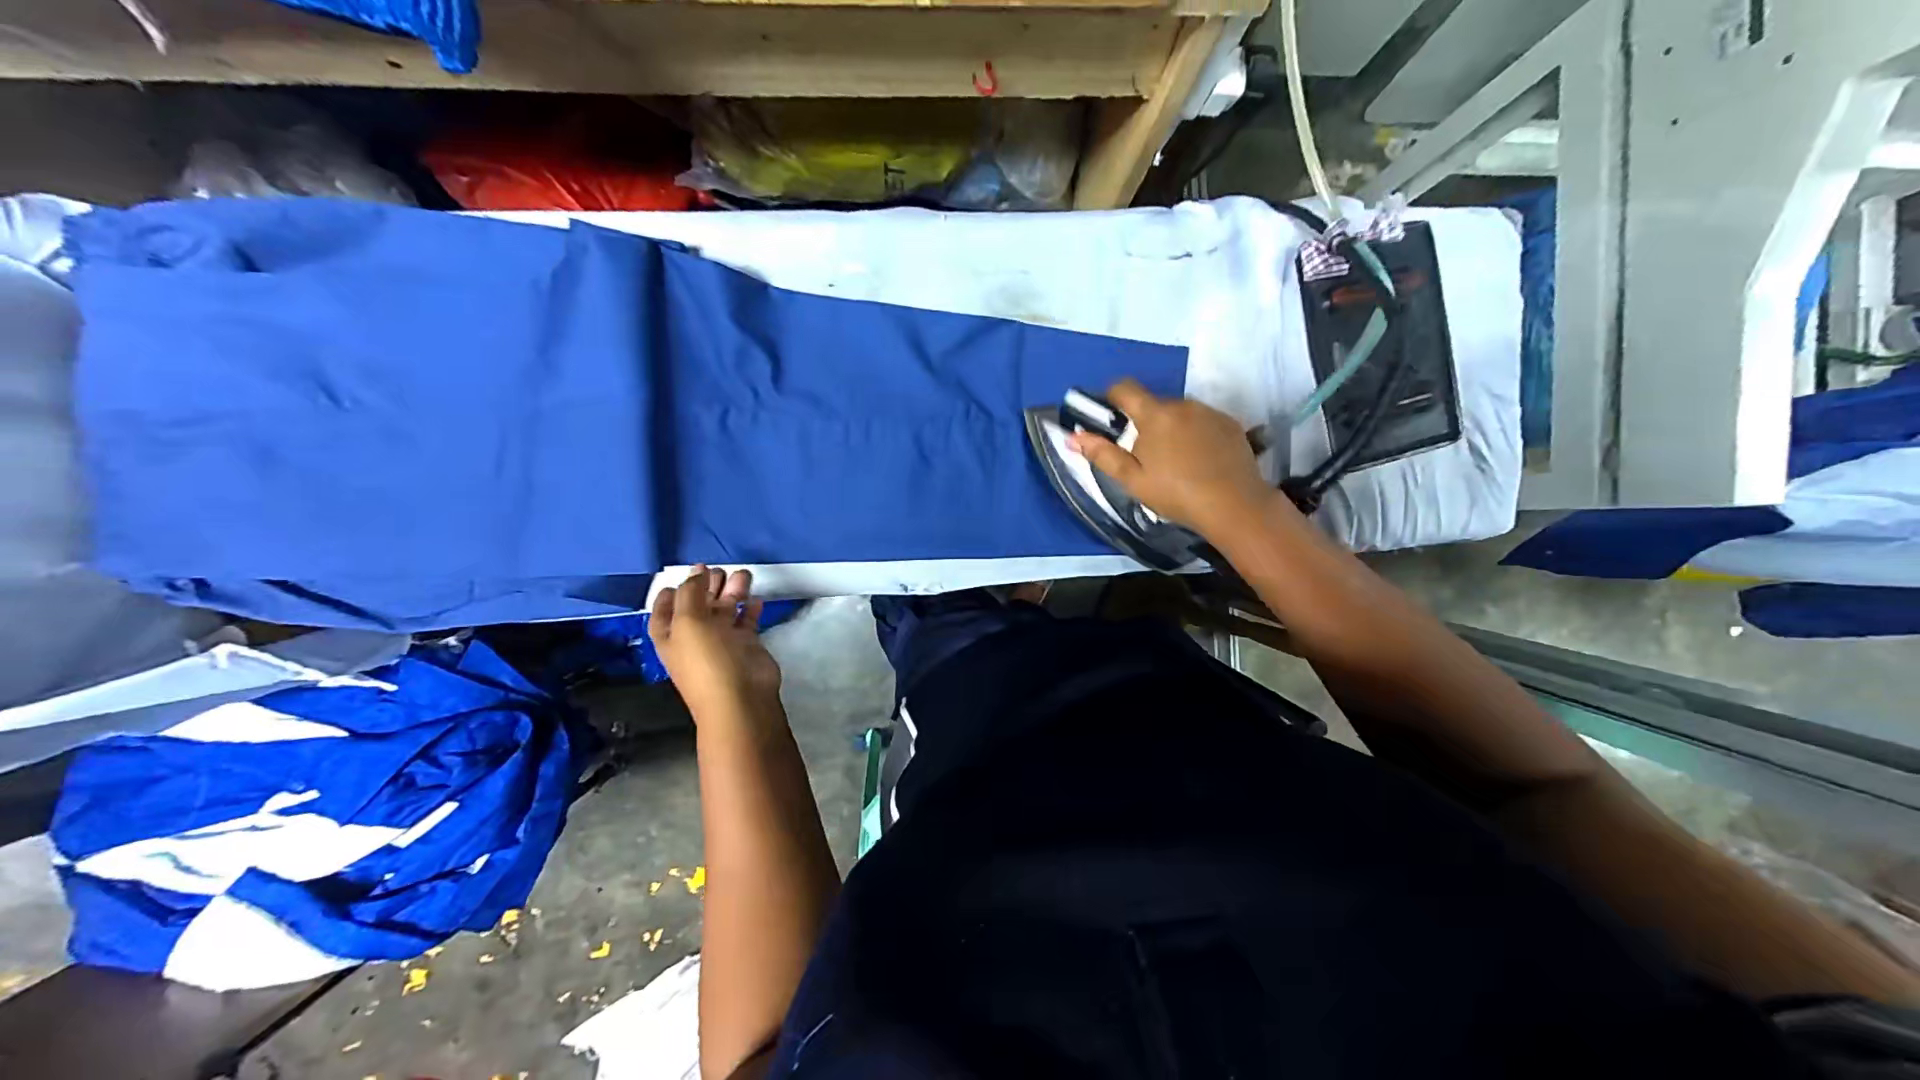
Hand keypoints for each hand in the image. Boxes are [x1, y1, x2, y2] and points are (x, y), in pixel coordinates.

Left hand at [649, 566, 781, 719]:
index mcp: (671, 634)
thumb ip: (691, 593)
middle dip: (706, 585)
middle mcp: (694, 636)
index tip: (689, 572)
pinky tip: (755, 598)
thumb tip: (697, 575)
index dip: (674, 589)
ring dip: (731, 591)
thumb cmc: (707, 659)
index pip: (666, 608)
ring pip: (724, 609)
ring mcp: (721, 641)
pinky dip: (750, 608)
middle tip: (719, 570)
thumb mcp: (688, 621)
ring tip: (743, 575)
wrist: (740, 697)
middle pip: (698, 604)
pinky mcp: (746, 645)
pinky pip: (746, 621)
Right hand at [1068, 379, 1294, 543]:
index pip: (1125, 388)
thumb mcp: (1133, 480)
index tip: (1109, 417)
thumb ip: (1103, 455)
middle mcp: (1183, 405)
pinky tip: (1200, 461)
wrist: (1235, 505)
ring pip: (1180, 414)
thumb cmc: (1176, 494)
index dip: (1111, 397)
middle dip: (1144, 423)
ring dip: (1171, 429)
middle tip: (1144, 457)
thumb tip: (1073, 437)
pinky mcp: (1231, 424)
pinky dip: (1195, 434)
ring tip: (1176, 462)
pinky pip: (1203, 421)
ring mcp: (1210, 412)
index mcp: (1155, 415)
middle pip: (1154, 405)